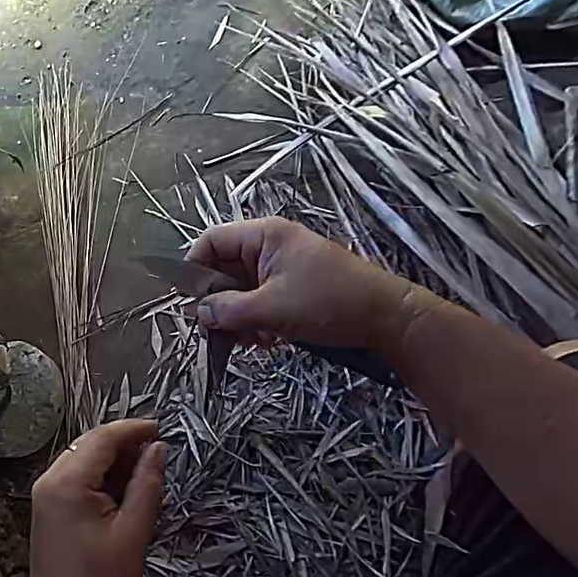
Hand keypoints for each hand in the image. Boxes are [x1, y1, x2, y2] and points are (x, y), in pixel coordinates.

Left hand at [22, 419, 166, 576]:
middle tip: (158, 454)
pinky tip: (125, 490)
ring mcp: (45, 494)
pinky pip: (77, 477)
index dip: (133, 429)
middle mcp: (50, 480)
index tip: (162, 428)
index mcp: (67, 483)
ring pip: (84, 458)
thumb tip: (158, 448)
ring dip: (114, 460)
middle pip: (90, 444)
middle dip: (124, 444)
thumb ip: (146, 484)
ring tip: (146, 474)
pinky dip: (101, 476)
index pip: (102, 438)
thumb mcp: (133, 533)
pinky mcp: (48, 508)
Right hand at [188, 217, 427, 350]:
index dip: (194, 268)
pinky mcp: (292, 290)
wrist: (387, 319)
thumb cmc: (332, 302)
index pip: (212, 241)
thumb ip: (229, 310)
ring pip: (240, 290)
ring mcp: (281, 269)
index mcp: (264, 236)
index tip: (190, 302)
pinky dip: (256, 321)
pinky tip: (267, 340)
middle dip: (218, 302)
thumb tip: (198, 313)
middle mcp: (269, 247)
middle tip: (217, 331)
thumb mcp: (273, 308)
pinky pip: (259, 302)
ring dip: (238, 317)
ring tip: (249, 339)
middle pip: (223, 269)